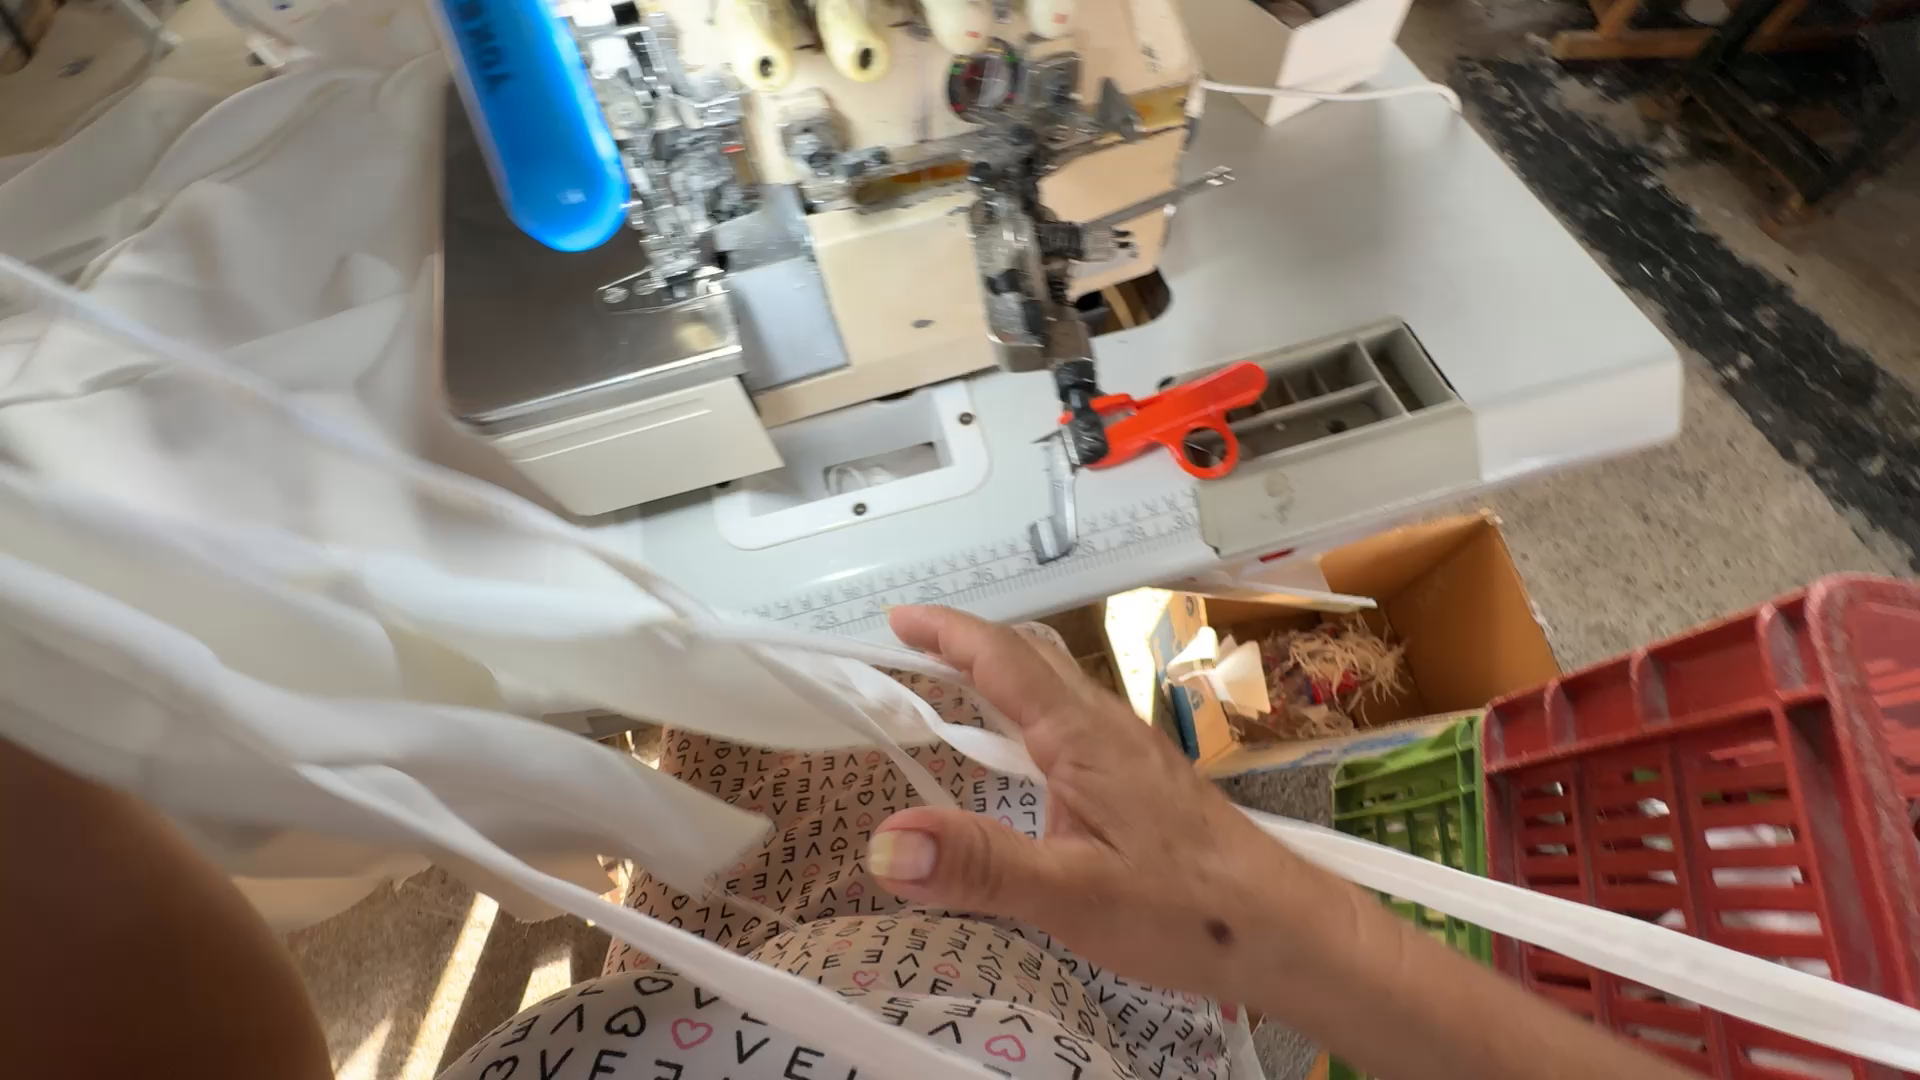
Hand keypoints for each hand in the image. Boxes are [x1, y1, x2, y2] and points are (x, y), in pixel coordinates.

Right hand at [870, 605, 1362, 1007]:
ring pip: (1048, 684)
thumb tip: (883, 841)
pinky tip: (1013, 752)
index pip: (1002, 656)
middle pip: (1025, 657)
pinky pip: (1063, 716)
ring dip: (991, 672)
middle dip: (962, 643)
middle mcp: (1101, 722)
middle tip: (906, 652)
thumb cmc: (1187, 909)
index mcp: (1080, 732)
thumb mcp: (1072, 895)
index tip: (896, 620)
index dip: (946, 631)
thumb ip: (980, 866)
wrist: (1288, 928)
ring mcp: (1123, 744)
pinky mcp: (1135, 772)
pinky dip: (1017, 708)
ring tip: (943, 690)